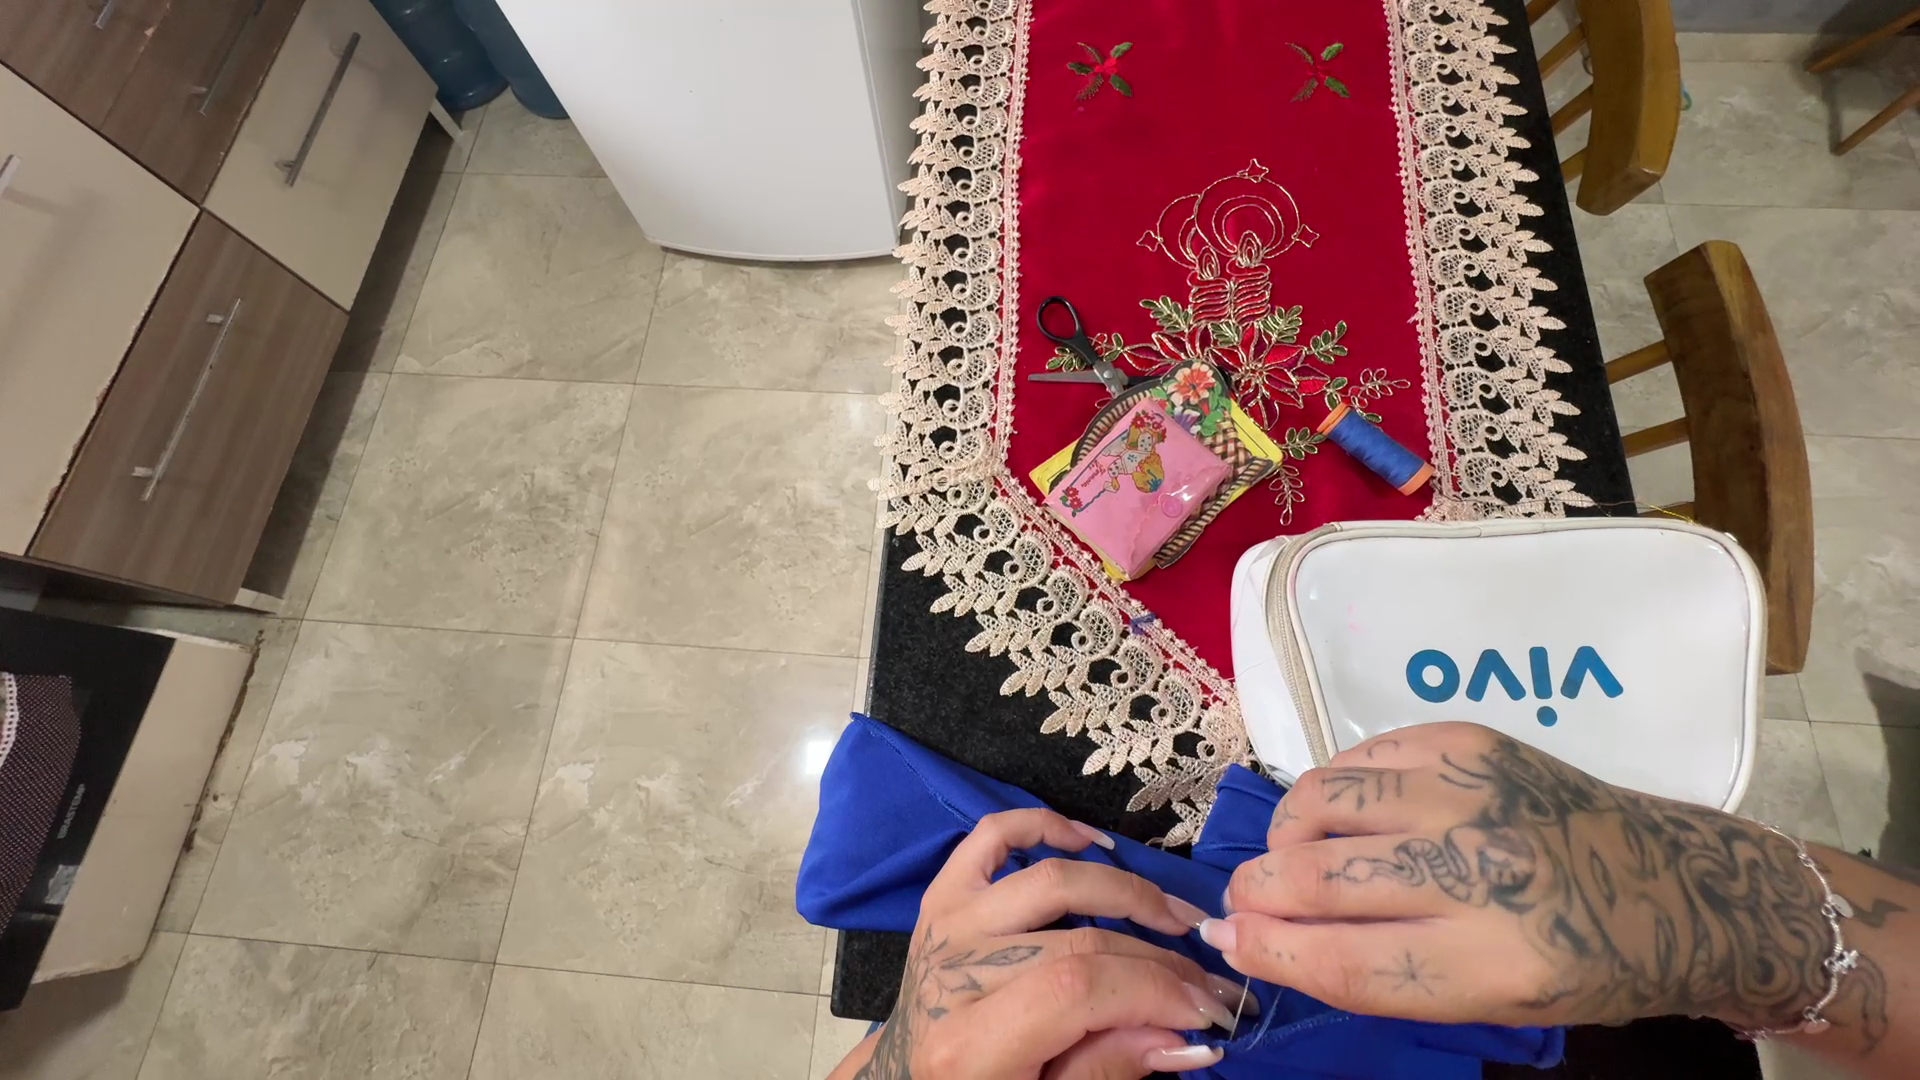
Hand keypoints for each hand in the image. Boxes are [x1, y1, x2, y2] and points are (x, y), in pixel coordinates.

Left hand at [837, 808, 1249, 1079]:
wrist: (906, 1077)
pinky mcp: (942, 890)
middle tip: (1207, 978)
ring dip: (1122, 890)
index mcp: (968, 1043)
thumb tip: (1189, 1032)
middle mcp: (951, 968)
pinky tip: (1092, 841)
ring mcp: (944, 919)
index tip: (1210, 1008)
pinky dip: (1043, 824)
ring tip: (1172, 914)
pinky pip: (992, 835)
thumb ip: (1107, 1067)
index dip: (1154, 991)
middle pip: (1074, 940)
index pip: (1077, 990)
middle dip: (1157, 958)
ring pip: (1048, 880)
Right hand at [1205, 722, 1862, 1033]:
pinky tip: (1344, 814)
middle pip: (1321, 878)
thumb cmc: (1580, 963)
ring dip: (1283, 831)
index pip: (1348, 961)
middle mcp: (1485, 870)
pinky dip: (1329, 792)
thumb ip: (1370, 967)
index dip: (1271, 952)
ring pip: (1319, 799)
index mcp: (1504, 962)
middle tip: (1242, 895)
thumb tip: (1251, 936)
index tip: (1227, 939)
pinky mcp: (1461, 740)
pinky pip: (1352, 759)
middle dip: (1256, 889)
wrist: (1678, 885)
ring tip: (1292, 848)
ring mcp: (1469, 791)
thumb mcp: (1489, 998)